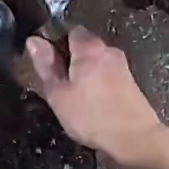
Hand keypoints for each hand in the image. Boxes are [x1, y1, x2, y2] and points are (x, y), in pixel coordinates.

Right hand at [26, 27, 168, 166]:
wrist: (134, 138)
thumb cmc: (91, 116)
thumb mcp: (59, 94)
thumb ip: (46, 66)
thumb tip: (34, 40)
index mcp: (90, 48)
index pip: (69, 30)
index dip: (56, 42)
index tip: (47, 63)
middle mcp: (109, 50)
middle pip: (85, 46)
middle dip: (71, 60)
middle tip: (59, 84)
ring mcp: (123, 67)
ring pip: (97, 63)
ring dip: (86, 74)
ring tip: (76, 98)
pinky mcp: (131, 83)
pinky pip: (108, 76)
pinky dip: (99, 84)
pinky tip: (94, 104)